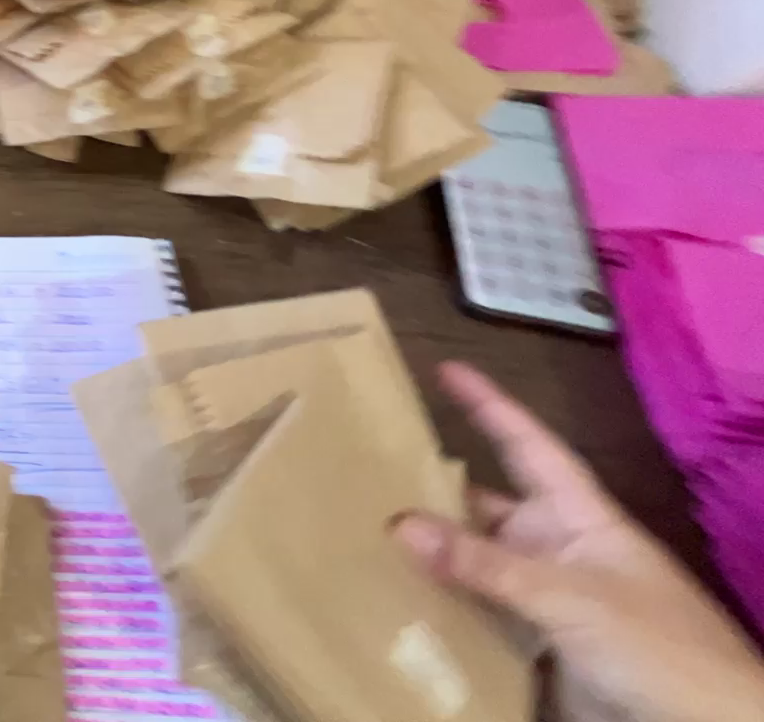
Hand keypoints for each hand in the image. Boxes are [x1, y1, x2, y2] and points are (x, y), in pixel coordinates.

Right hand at [393, 362, 763, 721]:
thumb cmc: (666, 652)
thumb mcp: (572, 600)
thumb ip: (483, 563)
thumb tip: (397, 522)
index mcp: (580, 521)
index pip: (529, 448)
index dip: (492, 407)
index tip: (449, 369)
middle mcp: (554, 549)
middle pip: (481, 505)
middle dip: (428, 488)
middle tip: (360, 465)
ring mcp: (542, 596)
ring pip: (468, 558)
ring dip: (424, 550)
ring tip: (356, 525)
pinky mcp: (531, 640)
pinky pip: (469, 607)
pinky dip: (432, 598)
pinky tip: (386, 588)